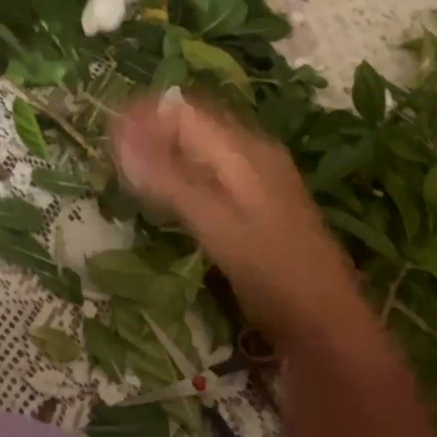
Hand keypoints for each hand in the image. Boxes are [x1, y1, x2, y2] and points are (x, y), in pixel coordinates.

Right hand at [112, 96, 364, 341]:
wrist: (330, 326)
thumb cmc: (271, 270)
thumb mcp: (213, 222)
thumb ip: (166, 178)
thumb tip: (118, 136)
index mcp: (243, 149)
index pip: (182, 109)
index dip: (142, 112)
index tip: (107, 130)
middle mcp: (252, 152)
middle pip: (192, 121)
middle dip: (150, 127)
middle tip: (114, 148)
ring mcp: (259, 176)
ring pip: (201, 144)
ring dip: (164, 147)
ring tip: (130, 167)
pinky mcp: (259, 201)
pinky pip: (210, 166)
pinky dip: (181, 168)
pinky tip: (165, 191)